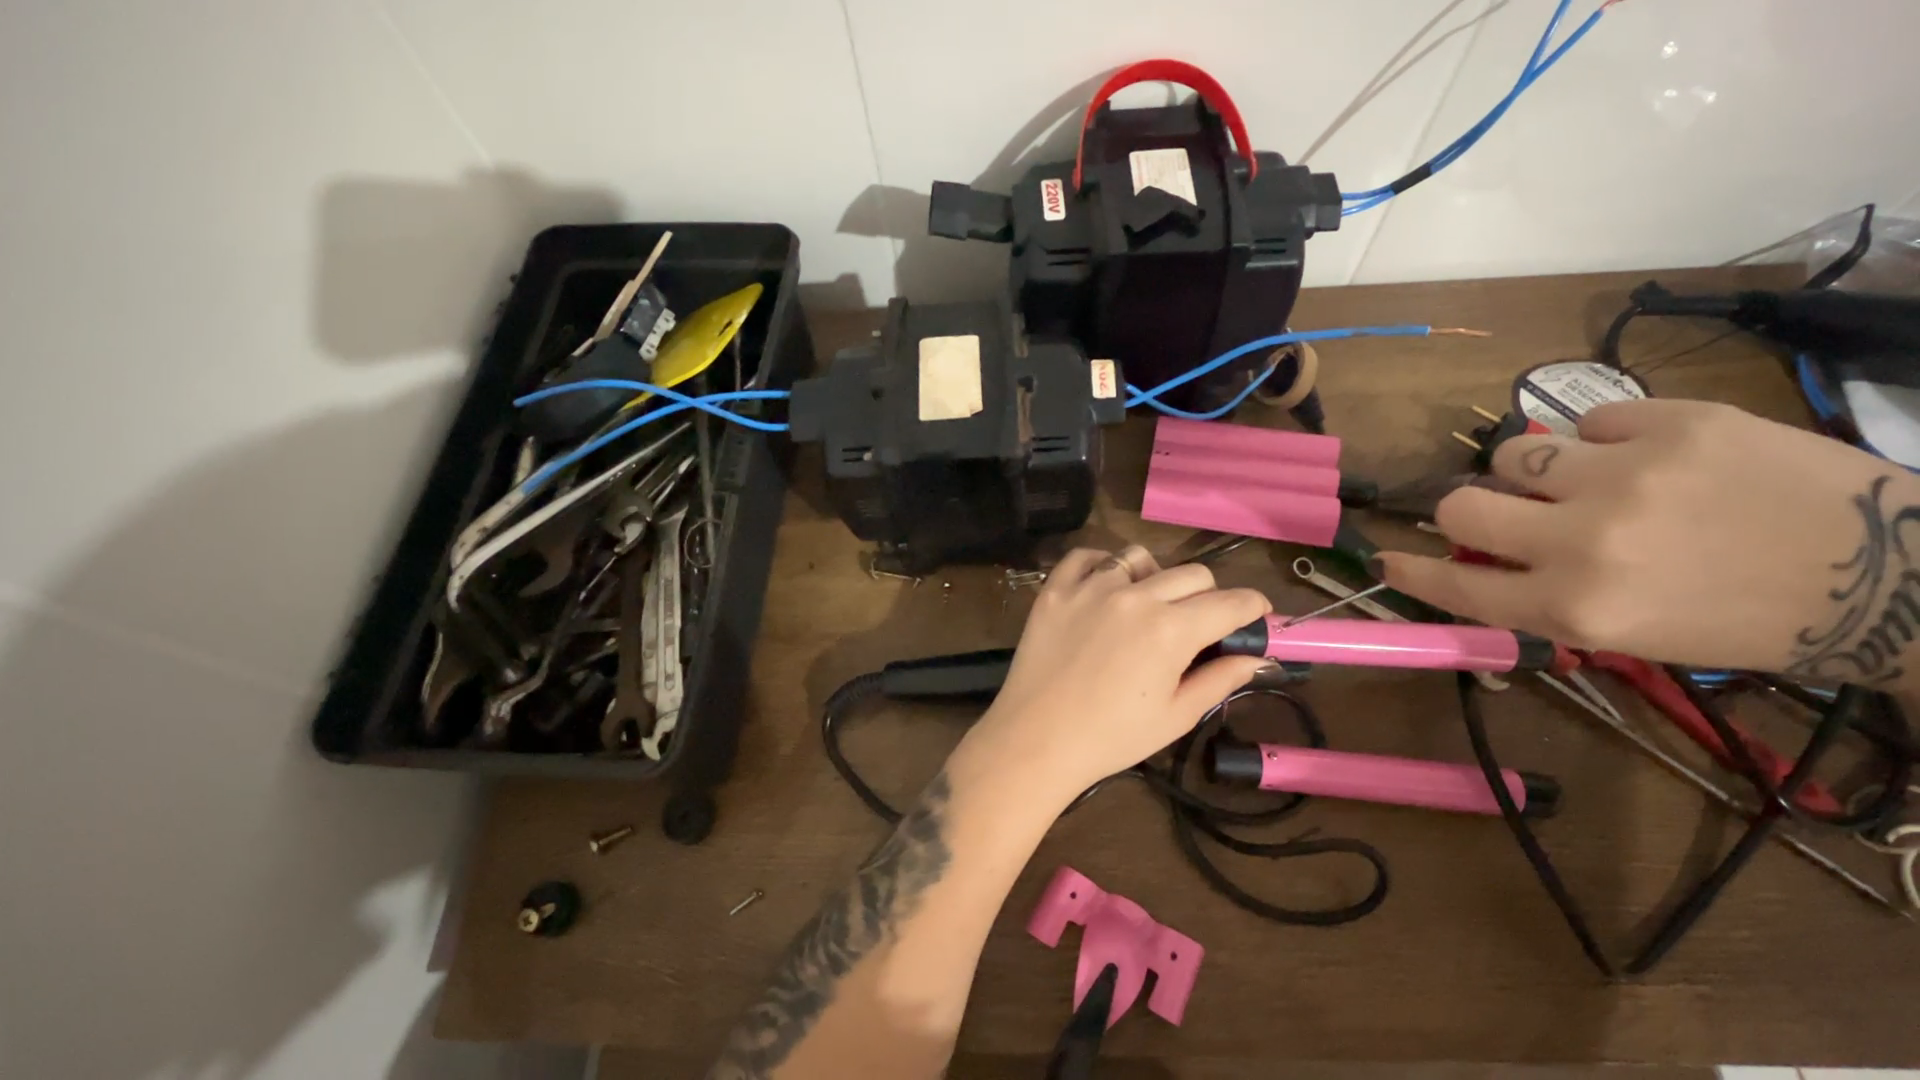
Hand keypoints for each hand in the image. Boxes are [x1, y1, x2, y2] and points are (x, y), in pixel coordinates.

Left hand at [967, 545, 1271, 798]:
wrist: (1036, 741)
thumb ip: (1220, 680)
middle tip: (1200, 624)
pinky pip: (1086, 556)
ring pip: (1140, 558)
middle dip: (1209, 596)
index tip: (1256, 615)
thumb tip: (1256, 658)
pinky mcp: (1055, 589)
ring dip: (1156, 577)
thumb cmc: (1111, 738)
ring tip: (1149, 605)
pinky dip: (1102, 565)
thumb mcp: (1176, 716)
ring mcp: (1091, 587)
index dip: (1253, 607)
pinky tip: (1105, 588)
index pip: (1230, 602)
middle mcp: (1136, 596)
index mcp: (1172, 629)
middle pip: (1192, 575)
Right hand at [1379, 399, 1919, 682]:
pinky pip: (1590, 420)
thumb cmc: (1753, 621)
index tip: (1387, 559)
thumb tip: (1488, 554)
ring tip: (1582, 476)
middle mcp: (1583, 542)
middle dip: (1470, 509)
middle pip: (1464, 504)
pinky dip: (1605, 438)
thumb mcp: (1635, 632)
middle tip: (1503, 511)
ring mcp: (1625, 475)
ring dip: (1535, 470)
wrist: (1898, 575)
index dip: (1412, 571)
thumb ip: (1550, 595)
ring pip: (1516, 453)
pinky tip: (1650, 456)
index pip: (1457, 585)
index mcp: (1577, 607)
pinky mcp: (1673, 423)